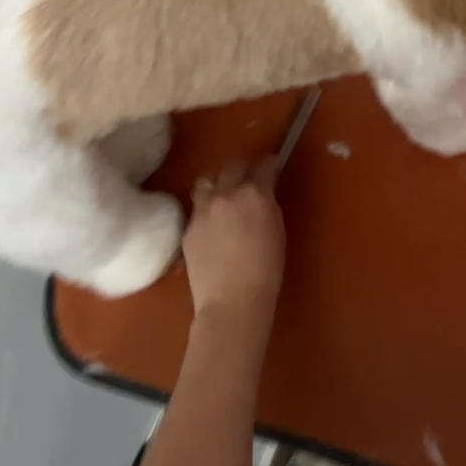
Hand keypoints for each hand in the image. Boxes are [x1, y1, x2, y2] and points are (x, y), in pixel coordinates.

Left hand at [181, 159, 284, 319]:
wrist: (232, 300)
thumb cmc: (267, 269)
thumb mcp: (277, 229)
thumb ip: (268, 205)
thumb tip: (263, 196)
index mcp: (256, 194)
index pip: (264, 167)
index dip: (270, 165)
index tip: (272, 167)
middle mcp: (227, 194)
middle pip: (233, 167)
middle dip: (243, 170)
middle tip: (249, 180)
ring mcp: (203, 210)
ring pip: (207, 181)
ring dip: (218, 184)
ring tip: (223, 197)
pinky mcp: (188, 228)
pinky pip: (197, 209)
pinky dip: (207, 210)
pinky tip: (212, 226)